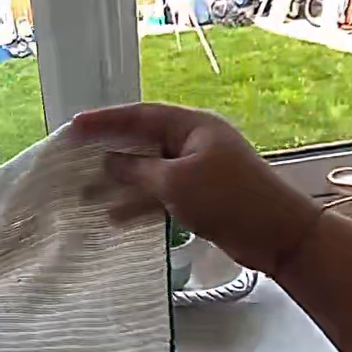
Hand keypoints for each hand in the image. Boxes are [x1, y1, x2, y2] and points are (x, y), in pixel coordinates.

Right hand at [72, 103, 320, 274]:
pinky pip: (157, 193)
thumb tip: (107, 161)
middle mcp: (192, 143)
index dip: (105, 120)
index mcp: (192, 127)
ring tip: (85, 193)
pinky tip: (113, 217)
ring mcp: (194, 169)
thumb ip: (136, 170)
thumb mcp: (175, 181)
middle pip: (140, 141)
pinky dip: (136, 203)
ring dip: (117, 183)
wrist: (277, 236)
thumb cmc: (228, 199)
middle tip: (73, 156)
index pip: (140, 116)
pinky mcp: (196, 195)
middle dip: (107, 151)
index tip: (73, 126)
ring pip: (146, 171)